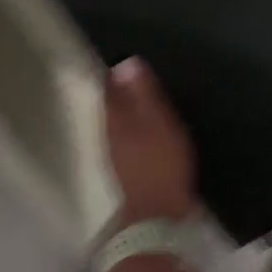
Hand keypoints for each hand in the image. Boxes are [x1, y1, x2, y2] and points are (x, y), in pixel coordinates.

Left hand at [104, 57, 198, 223]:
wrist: (158, 214)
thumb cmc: (161, 162)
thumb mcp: (158, 123)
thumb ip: (143, 95)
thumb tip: (126, 63)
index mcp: (116, 123)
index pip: (110, 91)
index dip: (115, 75)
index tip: (124, 57)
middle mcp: (110, 137)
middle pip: (111, 108)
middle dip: (119, 91)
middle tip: (133, 72)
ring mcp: (118, 156)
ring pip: (118, 124)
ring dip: (125, 109)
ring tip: (139, 95)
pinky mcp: (130, 169)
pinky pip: (127, 138)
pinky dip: (134, 126)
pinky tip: (145, 127)